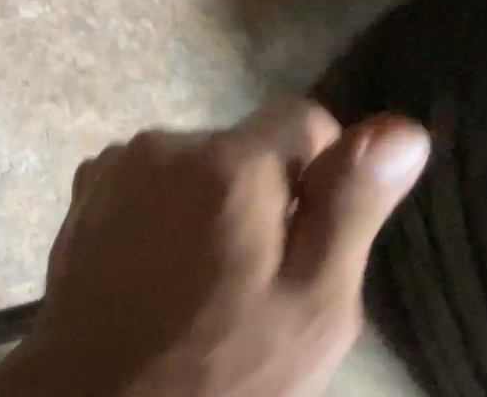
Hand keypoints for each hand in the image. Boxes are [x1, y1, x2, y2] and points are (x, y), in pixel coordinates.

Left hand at [0, 100, 429, 396]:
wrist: (102, 385)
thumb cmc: (226, 358)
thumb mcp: (313, 298)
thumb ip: (349, 205)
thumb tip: (401, 129)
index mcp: (226, 162)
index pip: (299, 117)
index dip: (324, 166)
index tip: (315, 228)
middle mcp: (162, 142)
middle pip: (241, 146)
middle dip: (264, 195)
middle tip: (260, 275)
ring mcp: (114, 162)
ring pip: (191, 165)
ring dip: (209, 204)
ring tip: (206, 280)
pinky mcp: (85, 186)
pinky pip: (146, 181)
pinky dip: (162, 210)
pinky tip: (160, 268)